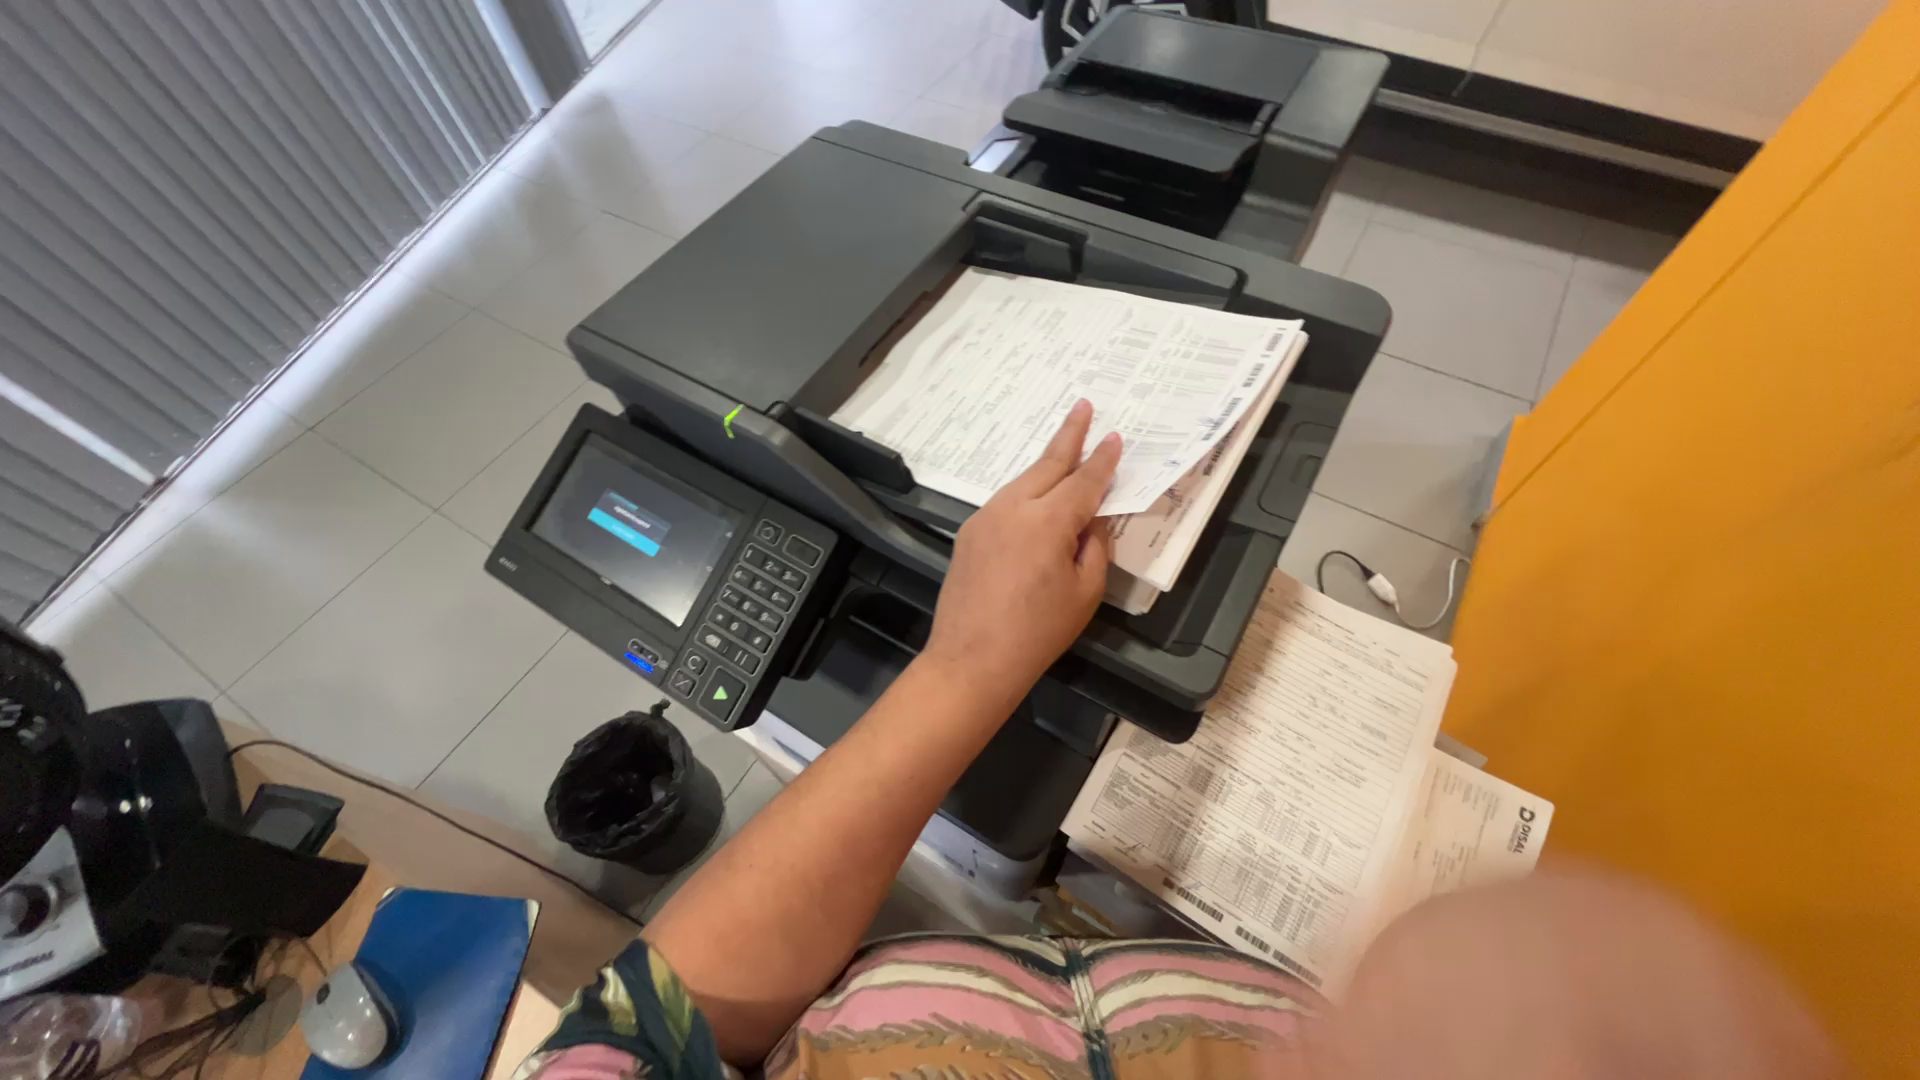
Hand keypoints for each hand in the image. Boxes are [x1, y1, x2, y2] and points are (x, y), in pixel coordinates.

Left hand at [922, 399, 1121, 704]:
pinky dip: (1025, 494)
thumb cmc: (1037, 633)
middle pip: (1047, 464)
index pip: (1084, 482)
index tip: (1115, 438)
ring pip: (1022, 482)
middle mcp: (1013, 508)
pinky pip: (1004, 503)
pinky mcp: (969, 532)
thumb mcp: (1084, 592)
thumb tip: (1091, 520)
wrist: (972, 659)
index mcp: (1048, 522)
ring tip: (1065, 449)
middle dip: (1069, 435)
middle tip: (1083, 407)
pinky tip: (1035, 501)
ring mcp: (985, 518)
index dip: (1102, 461)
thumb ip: (1094, 547)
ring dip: (1046, 466)